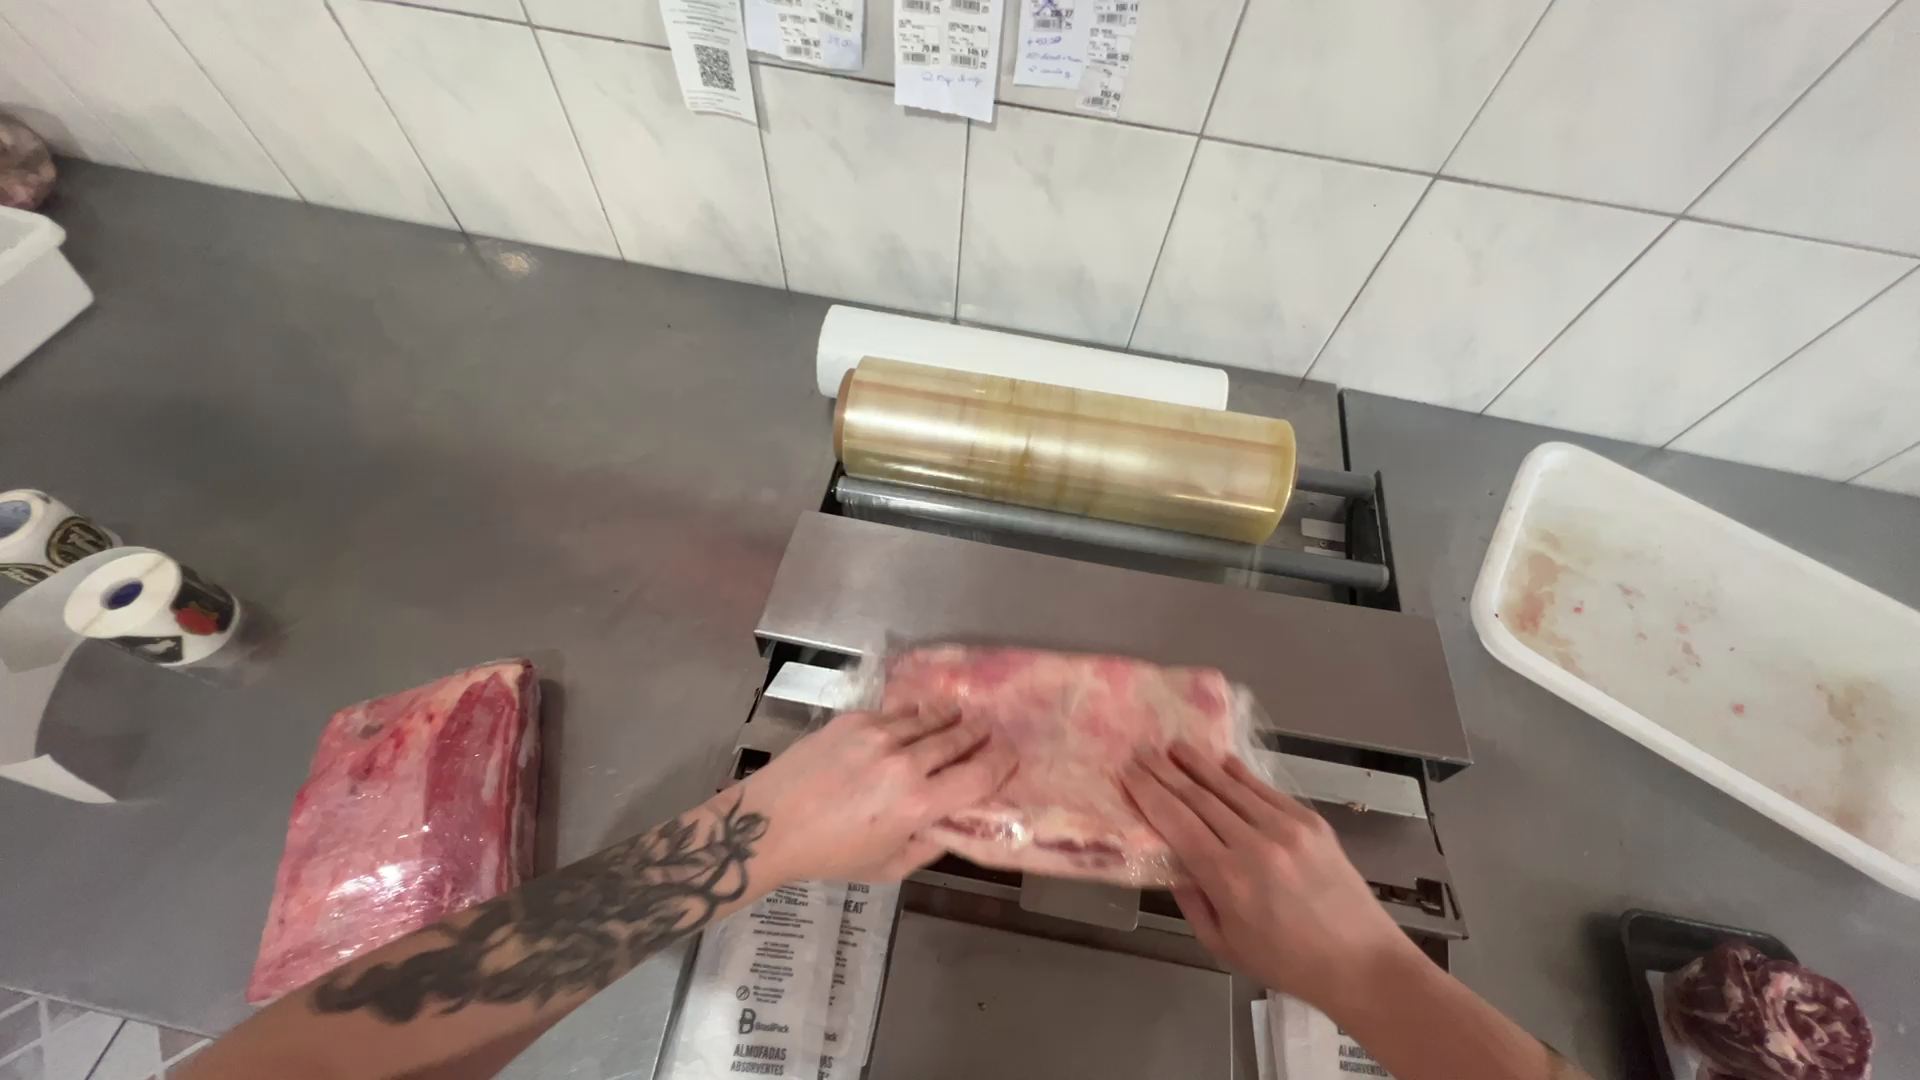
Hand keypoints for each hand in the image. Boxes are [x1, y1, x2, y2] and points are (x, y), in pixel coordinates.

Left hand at [741, 705, 1016, 883]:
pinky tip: (916, 718)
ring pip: (929, 718)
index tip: (1012, 753)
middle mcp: (904, 763)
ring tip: (959, 716)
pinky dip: (914, 715)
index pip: (978, 775)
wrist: (769, 823)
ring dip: (950, 718)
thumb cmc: (830, 854)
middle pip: (958, 738)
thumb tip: (955, 821)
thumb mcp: (888, 868)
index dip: (1002, 762)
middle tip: (990, 729)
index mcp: (917, 805)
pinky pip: (896, 712)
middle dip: (980, 733)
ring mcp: (878, 735)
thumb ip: (930, 844)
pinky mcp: (854, 719)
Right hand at [1121, 743, 1416, 1010]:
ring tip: (1173, 746)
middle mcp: (1254, 845)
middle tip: (1141, 752)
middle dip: (1164, 771)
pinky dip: (1237, 773)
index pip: (1175, 821)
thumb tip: (1172, 859)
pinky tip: (1219, 761)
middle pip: (1197, 796)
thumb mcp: (1223, 945)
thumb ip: (1190, 900)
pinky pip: (1263, 789)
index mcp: (1227, 879)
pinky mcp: (1310, 822)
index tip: (1128, 772)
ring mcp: (1286, 828)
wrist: (1363, 963)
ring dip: (1196, 762)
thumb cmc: (1286, 962)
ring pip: (1228, 785)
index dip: (1148, 792)